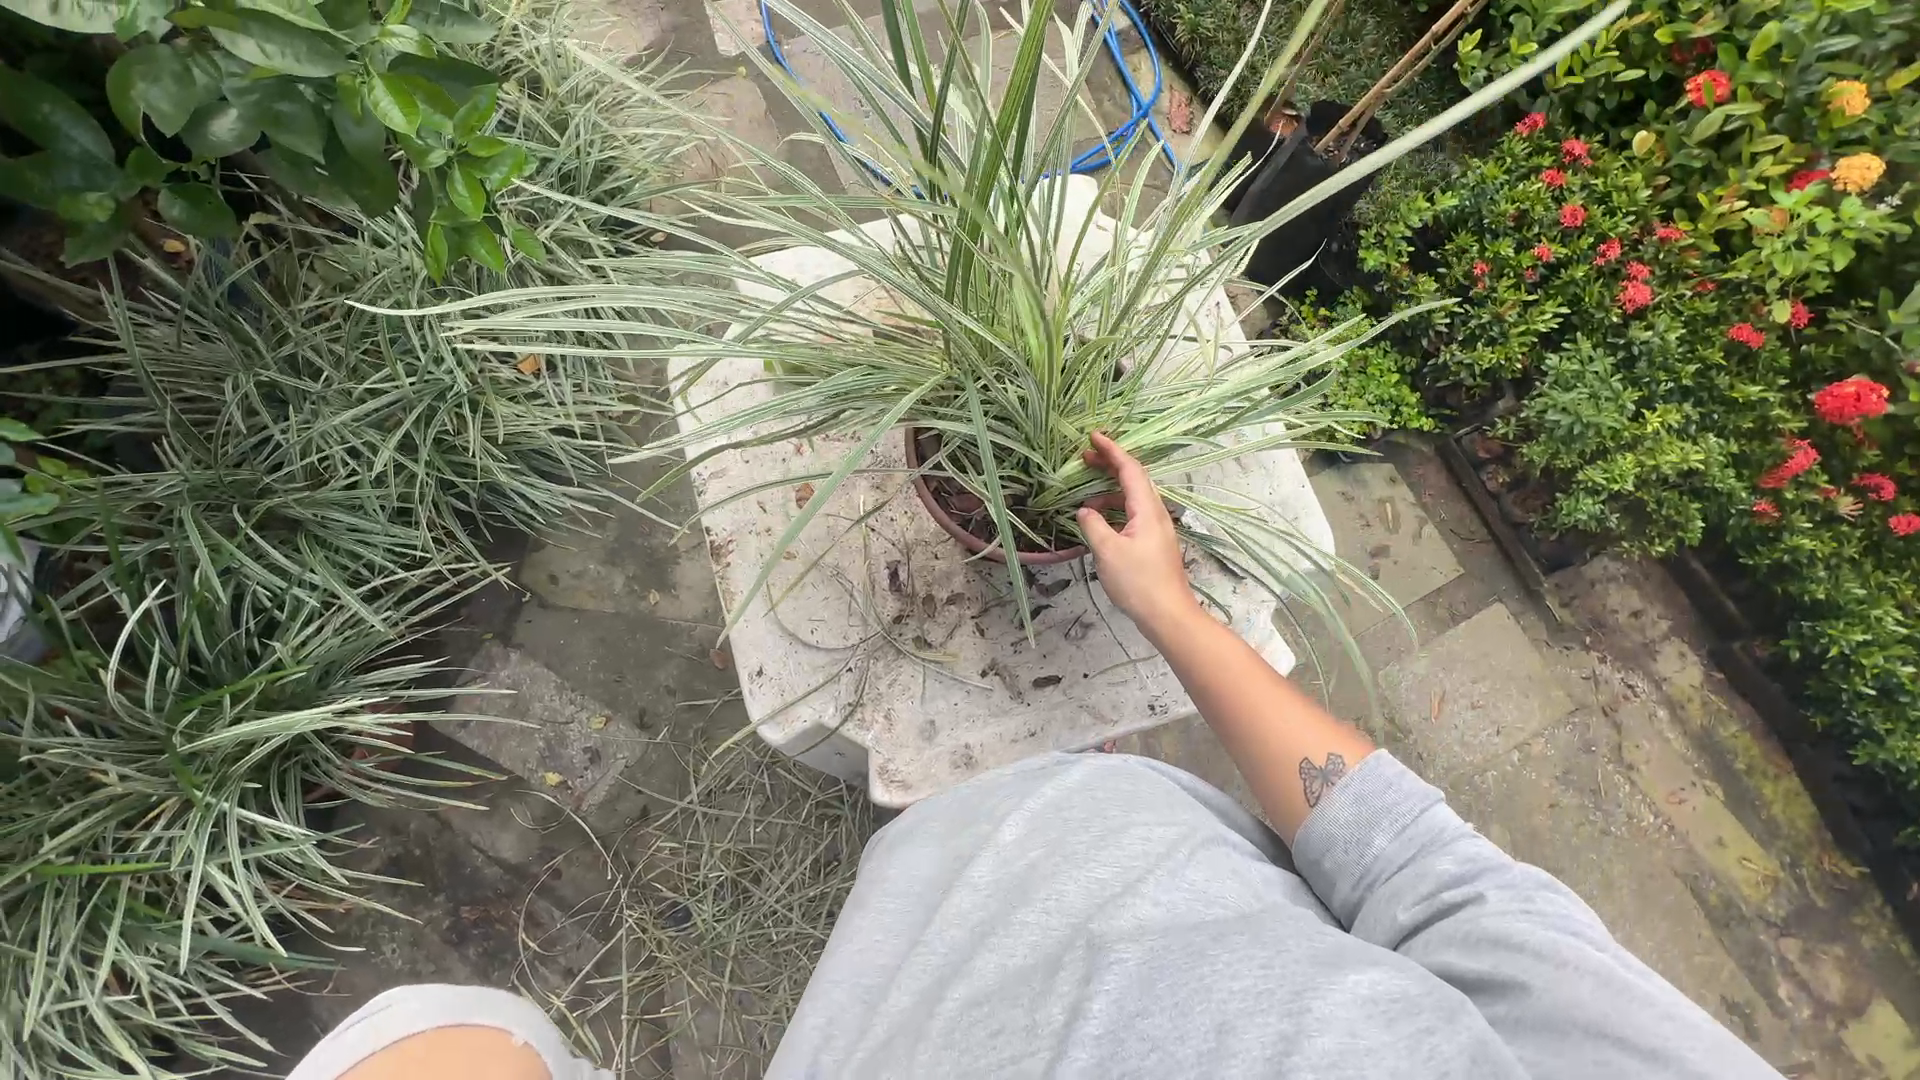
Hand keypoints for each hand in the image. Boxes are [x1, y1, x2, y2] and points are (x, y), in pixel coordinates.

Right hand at [1075, 432, 1200, 640]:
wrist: (1167, 614)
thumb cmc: (1138, 582)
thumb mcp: (1107, 552)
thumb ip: (1093, 526)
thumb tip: (1085, 511)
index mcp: (1147, 510)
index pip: (1129, 469)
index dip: (1111, 451)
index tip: (1093, 437)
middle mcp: (1156, 514)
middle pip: (1134, 479)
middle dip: (1110, 466)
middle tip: (1084, 460)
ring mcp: (1157, 529)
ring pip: (1133, 499)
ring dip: (1109, 494)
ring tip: (1085, 502)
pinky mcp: (1155, 544)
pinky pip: (1134, 515)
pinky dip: (1115, 511)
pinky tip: (1100, 524)